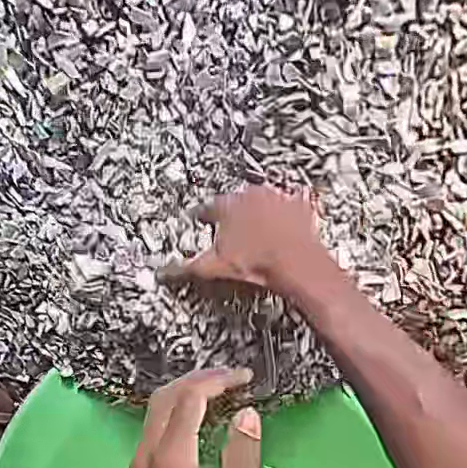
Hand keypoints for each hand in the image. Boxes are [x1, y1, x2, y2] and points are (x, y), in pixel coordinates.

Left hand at [116, 367, 262, 467]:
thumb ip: (241, 459)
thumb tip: (246, 416)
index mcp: (169, 460)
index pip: (189, 399)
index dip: (217, 380)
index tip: (244, 377)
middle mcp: (144, 461)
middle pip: (164, 400)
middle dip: (197, 381)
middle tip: (230, 379)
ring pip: (154, 419)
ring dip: (183, 400)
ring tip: (217, 399)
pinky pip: (152, 439)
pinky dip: (175, 422)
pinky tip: (196, 436)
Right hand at [161, 186, 334, 293]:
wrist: (296, 264)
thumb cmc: (258, 262)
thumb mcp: (215, 267)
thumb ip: (188, 267)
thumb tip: (167, 272)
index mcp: (227, 205)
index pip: (207, 208)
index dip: (203, 218)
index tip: (203, 223)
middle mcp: (251, 195)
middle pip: (234, 201)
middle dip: (231, 214)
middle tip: (230, 231)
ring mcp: (276, 197)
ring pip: (261, 199)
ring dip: (257, 211)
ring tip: (256, 231)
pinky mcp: (298, 205)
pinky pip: (290, 203)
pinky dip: (285, 212)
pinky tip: (284, 225)